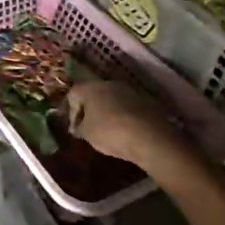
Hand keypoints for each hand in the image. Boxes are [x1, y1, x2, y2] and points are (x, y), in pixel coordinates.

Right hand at [65, 79, 192, 171]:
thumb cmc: (111, 133)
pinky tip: (126, 132)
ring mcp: (131, 92)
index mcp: (90, 87)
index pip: (73, 95)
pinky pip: (129, 108)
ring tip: (110, 131)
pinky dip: (124, 117)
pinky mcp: (148, 103)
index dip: (71, 113)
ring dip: (108, 113)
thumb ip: (79, 128)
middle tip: (90, 128)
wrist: (153, 140)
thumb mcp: (87, 134)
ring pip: (113, 101)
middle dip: (90, 110)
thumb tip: (78, 127)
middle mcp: (109, 84)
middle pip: (94, 95)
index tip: (76, 129)